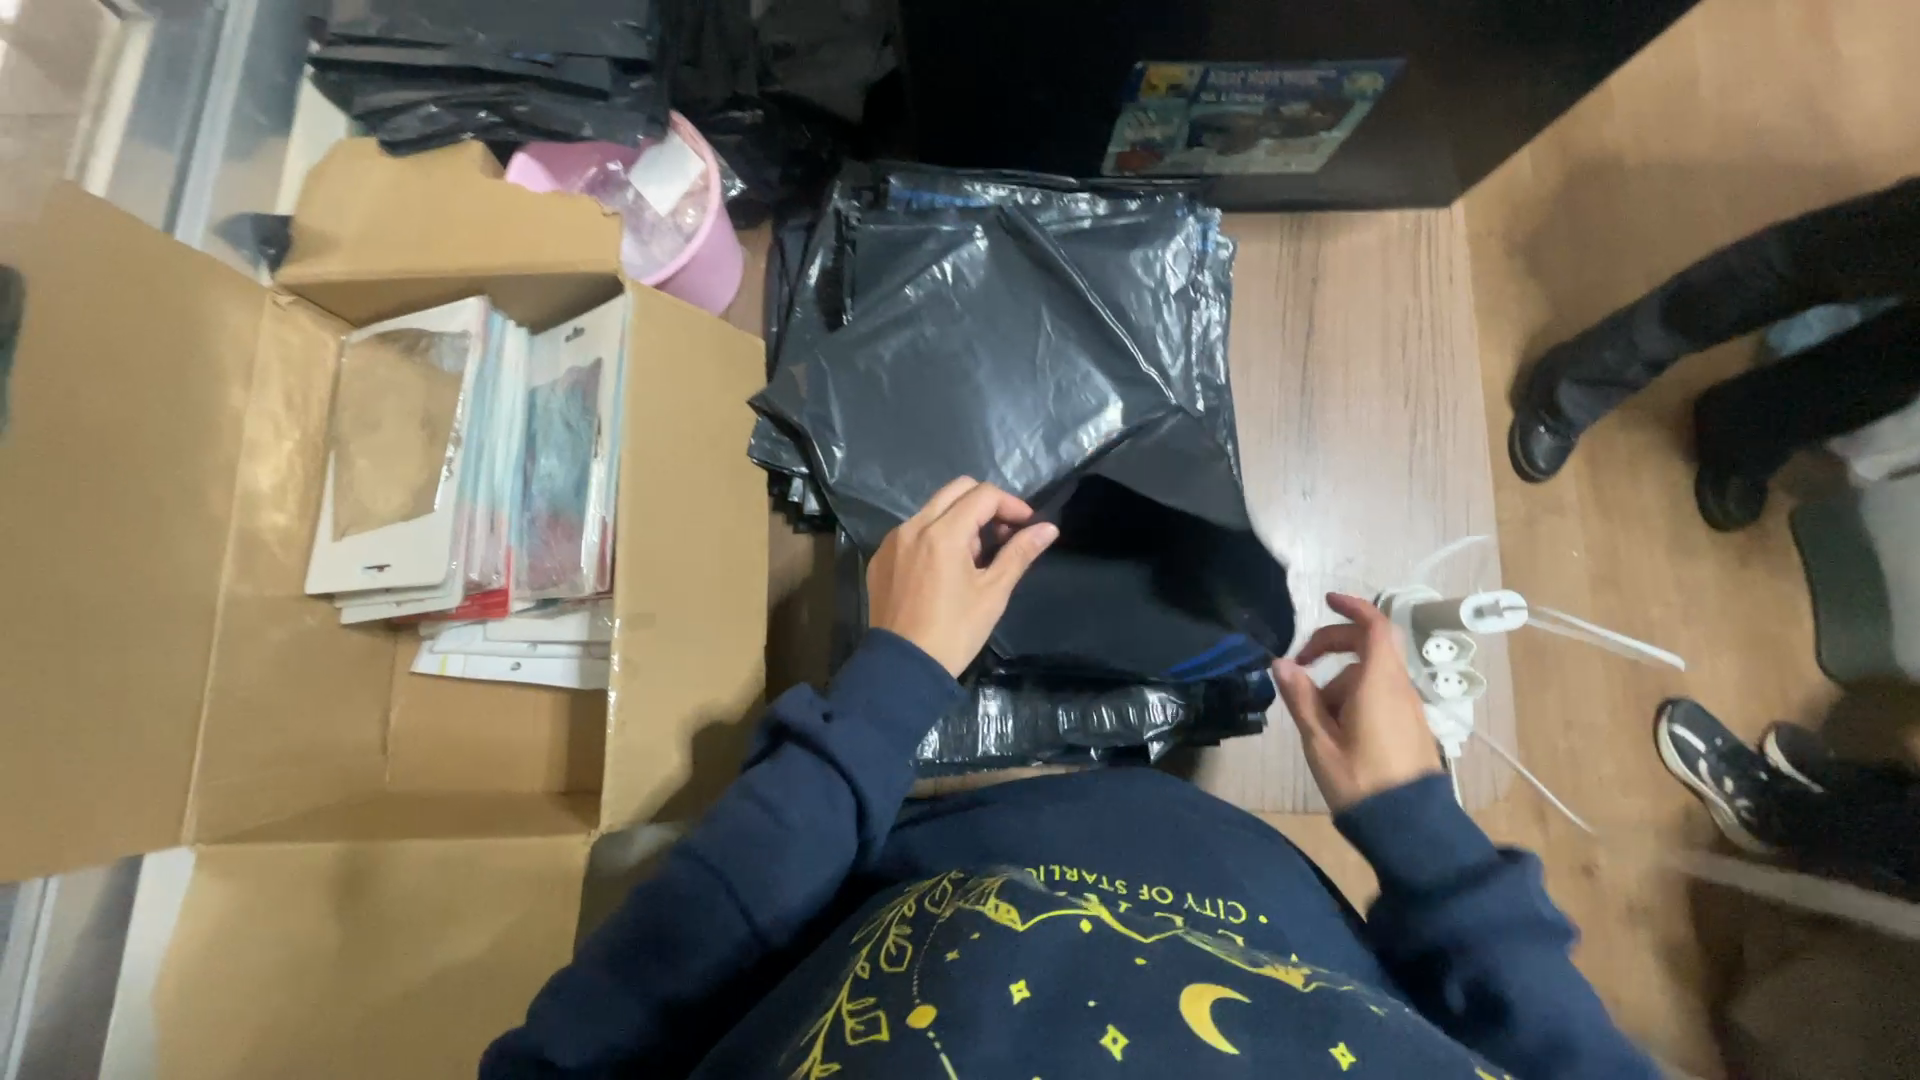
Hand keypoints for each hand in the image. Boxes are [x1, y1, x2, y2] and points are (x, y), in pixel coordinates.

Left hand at [867, 477, 1060, 676]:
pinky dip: (934, 537)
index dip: (1011, 505)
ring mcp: (892, 541)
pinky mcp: (880, 558)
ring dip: (959, 520)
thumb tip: (1048, 529)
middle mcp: (913, 527)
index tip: (1026, 526)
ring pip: (932, 509)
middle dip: (985, 505)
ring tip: (974, 559)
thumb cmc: (955, 632)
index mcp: (943, 533)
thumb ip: (1019, 553)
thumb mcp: (993, 593)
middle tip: (1001, 535)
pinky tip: (944, 570)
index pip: (983, 495)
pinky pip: (912, 532)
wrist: (903, 667)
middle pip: (956, 490)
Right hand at [1272, 592, 1440, 811]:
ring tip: (1314, 718)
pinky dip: (1353, 698)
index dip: (1353, 607)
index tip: (1327, 600)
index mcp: (1378, 685)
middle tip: (1299, 665)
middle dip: (1331, 646)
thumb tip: (1282, 663)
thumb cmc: (1360, 781)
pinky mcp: (1410, 727)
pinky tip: (1335, 730)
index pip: (1374, 628)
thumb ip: (1301, 698)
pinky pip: (1379, 696)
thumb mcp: (1320, 741)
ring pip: (1369, 676)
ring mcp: (1408, 709)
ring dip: (1338, 683)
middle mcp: (1398, 689)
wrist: (1411, 828)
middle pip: (1368, 648)